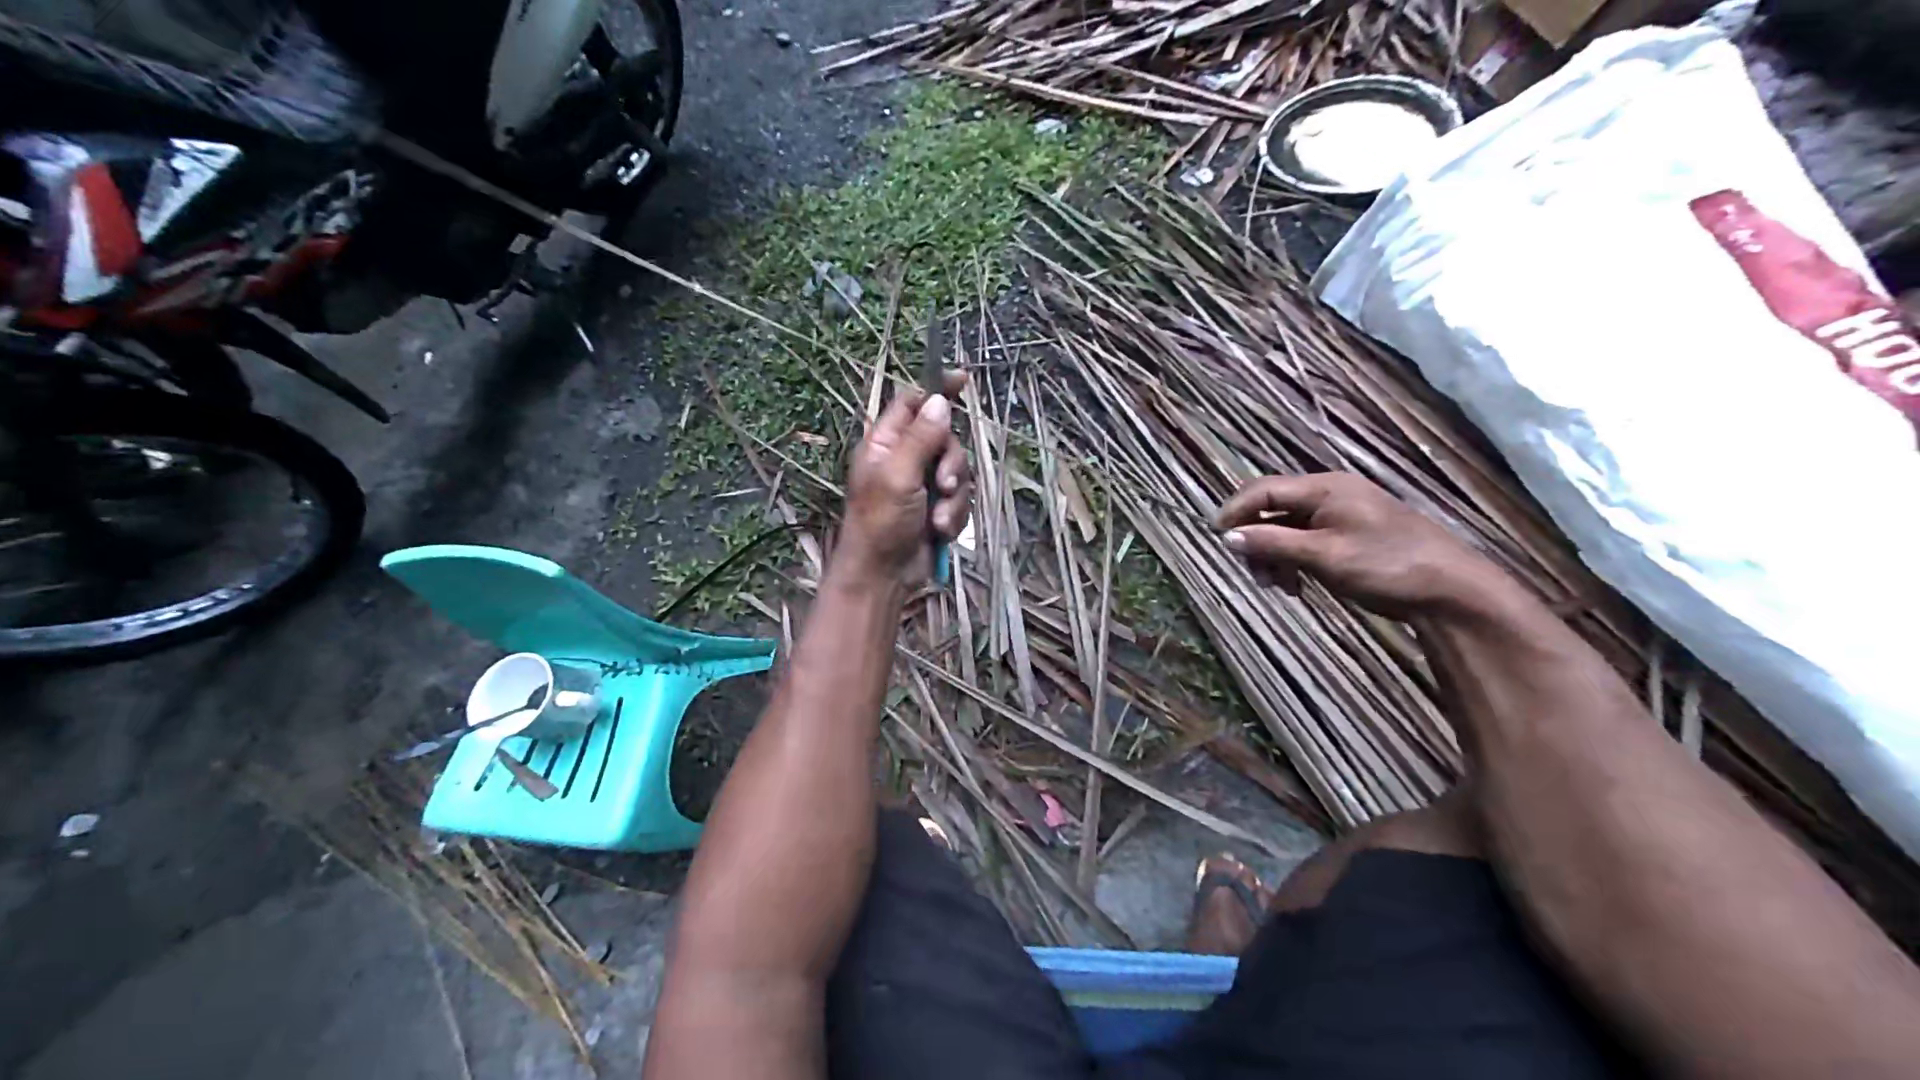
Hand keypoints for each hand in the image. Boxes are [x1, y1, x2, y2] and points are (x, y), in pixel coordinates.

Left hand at [836, 372, 970, 586]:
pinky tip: (940, 531)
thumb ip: (921, 437)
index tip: (963, 379)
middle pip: (944, 437)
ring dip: (953, 497)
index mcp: (885, 443)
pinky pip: (960, 498)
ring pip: (957, 470)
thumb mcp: (898, 475)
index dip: (936, 390)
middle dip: (950, 462)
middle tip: (942, 484)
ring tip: (938, 518)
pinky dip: (955, 515)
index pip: (912, 403)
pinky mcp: (938, 507)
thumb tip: (939, 400)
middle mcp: (905, 458)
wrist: (884, 575)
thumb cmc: (880, 523)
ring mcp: (922, 484)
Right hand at [1215, 472, 1511, 617]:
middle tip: (1254, 573)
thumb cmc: (1386, 565)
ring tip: (1279, 586)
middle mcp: (1330, 494)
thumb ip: (1273, 544)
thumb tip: (1227, 538)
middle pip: (1272, 509)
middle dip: (1256, 540)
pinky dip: (1293, 562)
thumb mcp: (1324, 556)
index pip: (1263, 489)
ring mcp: (1341, 515)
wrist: (1451, 591)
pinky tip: (1298, 586)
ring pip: (1286, 529)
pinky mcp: (1349, 537)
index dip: (1235, 511)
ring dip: (1274, 556)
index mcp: (1324, 488)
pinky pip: (1305, 542)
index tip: (1217, 538)